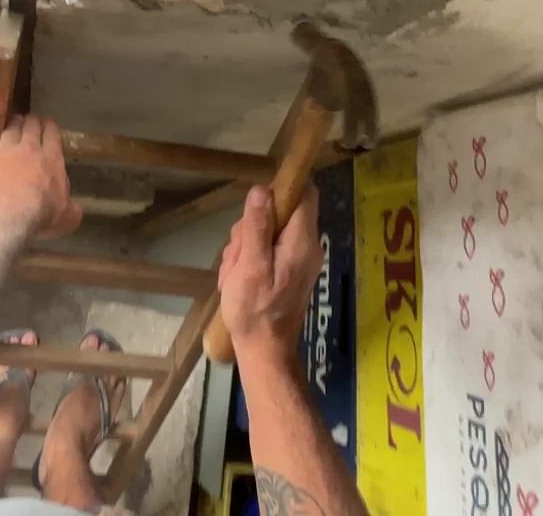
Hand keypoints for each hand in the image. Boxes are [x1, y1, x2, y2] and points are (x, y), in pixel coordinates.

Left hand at [0, 115, 81, 238]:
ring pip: (7, 132)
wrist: (8, 215)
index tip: (48, 122)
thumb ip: (71, 208)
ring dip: (10, 127)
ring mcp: (2, 154)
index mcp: (51, 159)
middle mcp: (28, 149)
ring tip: (10, 125)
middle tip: (30, 119)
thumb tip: (75, 209)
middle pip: (30, 127)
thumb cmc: (42, 214)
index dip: (50, 126)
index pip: (52, 135)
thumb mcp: (67, 216)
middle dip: (31, 121)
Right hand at [218, 185, 323, 365]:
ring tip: (236, 273)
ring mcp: (298, 258)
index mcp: (302, 241)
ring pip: (268, 230)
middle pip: (280, 212)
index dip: (281, 189)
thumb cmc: (255, 311)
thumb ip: (257, 227)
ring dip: (246, 246)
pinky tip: (239, 279)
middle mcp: (306, 246)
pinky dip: (250, 259)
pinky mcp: (288, 269)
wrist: (264, 353)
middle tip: (239, 253)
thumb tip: (262, 190)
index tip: (256, 205)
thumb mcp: (250, 267)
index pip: (304, 194)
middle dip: (252, 227)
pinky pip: (267, 249)